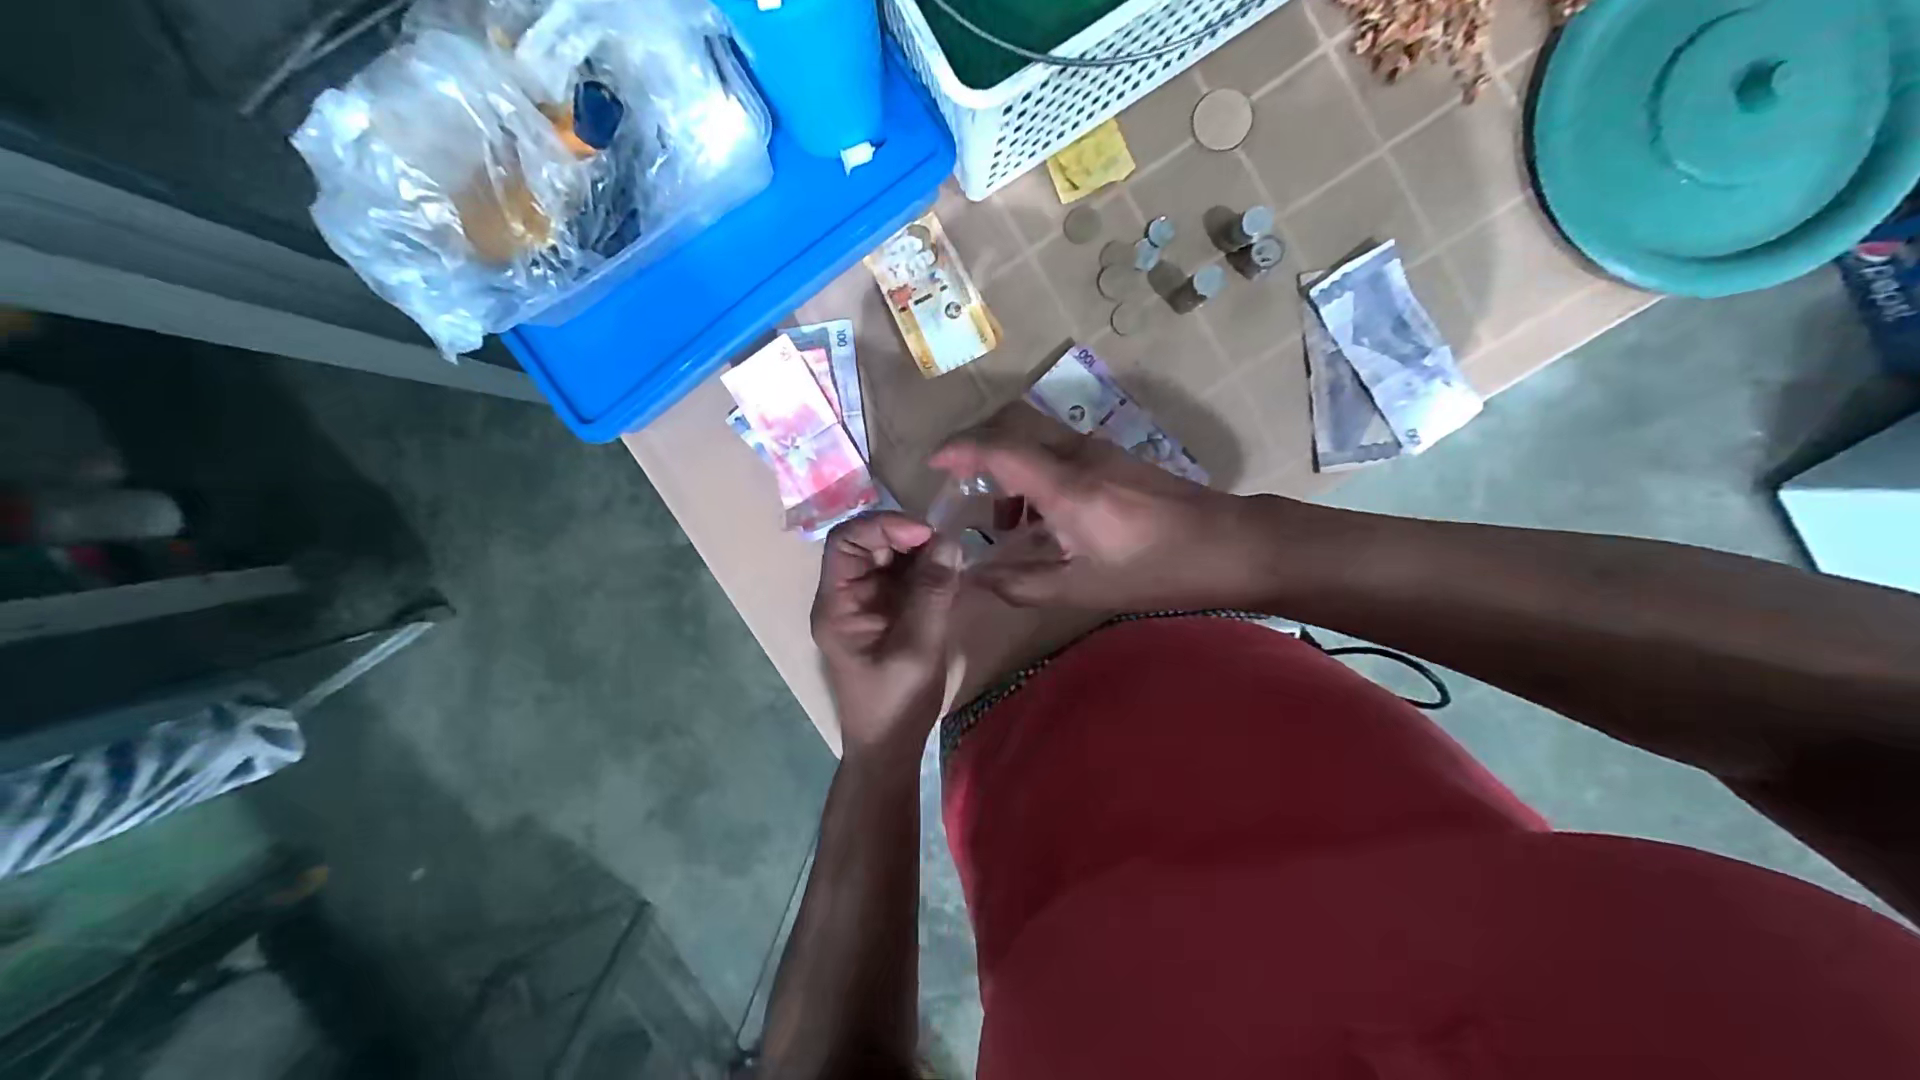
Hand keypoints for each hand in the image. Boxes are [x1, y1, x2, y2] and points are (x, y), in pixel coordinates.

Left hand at [811, 513, 963, 760]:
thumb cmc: (895, 702)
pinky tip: (950, 576)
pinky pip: (904, 578)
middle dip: (906, 536)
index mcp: (837, 603)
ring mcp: (868, 604)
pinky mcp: (889, 614)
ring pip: (889, 558)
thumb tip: (949, 542)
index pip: (846, 541)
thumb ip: (932, 594)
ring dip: (920, 552)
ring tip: (952, 559)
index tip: (925, 533)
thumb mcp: (917, 648)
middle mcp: (848, 596)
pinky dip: (927, 571)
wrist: (890, 747)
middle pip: (868, 544)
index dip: (883, 526)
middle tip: (946, 544)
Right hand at [930, 403, 1277, 611]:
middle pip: (1013, 423)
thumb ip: (1022, 583)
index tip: (933, 464)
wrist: (1231, 545)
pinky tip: (1042, 517)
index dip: (958, 450)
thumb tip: (975, 579)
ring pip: (1035, 434)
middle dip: (977, 446)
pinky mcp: (1114, 457)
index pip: (997, 448)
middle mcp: (1078, 454)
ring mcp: (1099, 450)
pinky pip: (1058, 448)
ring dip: (1008, 461)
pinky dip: (1033, 469)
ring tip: (1003, 519)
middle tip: (960, 484)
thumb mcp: (1084, 588)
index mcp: (1065, 485)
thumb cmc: (1157, 570)